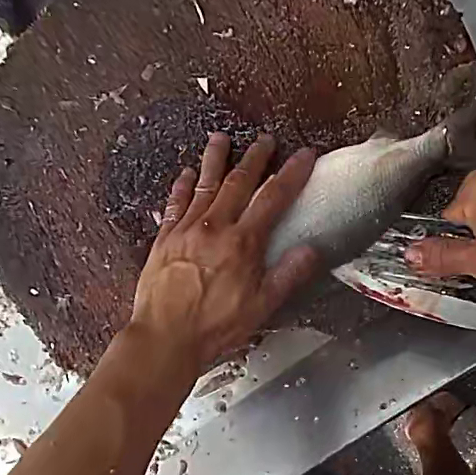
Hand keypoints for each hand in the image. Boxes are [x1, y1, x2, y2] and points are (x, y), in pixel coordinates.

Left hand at [127, 133, 320, 370]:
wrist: (165, 336)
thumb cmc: (215, 327)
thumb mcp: (261, 307)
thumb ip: (287, 276)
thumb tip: (311, 250)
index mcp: (243, 243)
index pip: (273, 199)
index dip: (292, 174)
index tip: (304, 154)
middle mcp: (215, 228)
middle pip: (238, 183)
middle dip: (255, 158)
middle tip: (264, 140)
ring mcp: (186, 230)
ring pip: (204, 185)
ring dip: (215, 160)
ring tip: (220, 138)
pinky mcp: (164, 239)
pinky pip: (175, 204)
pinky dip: (182, 186)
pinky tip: (186, 174)